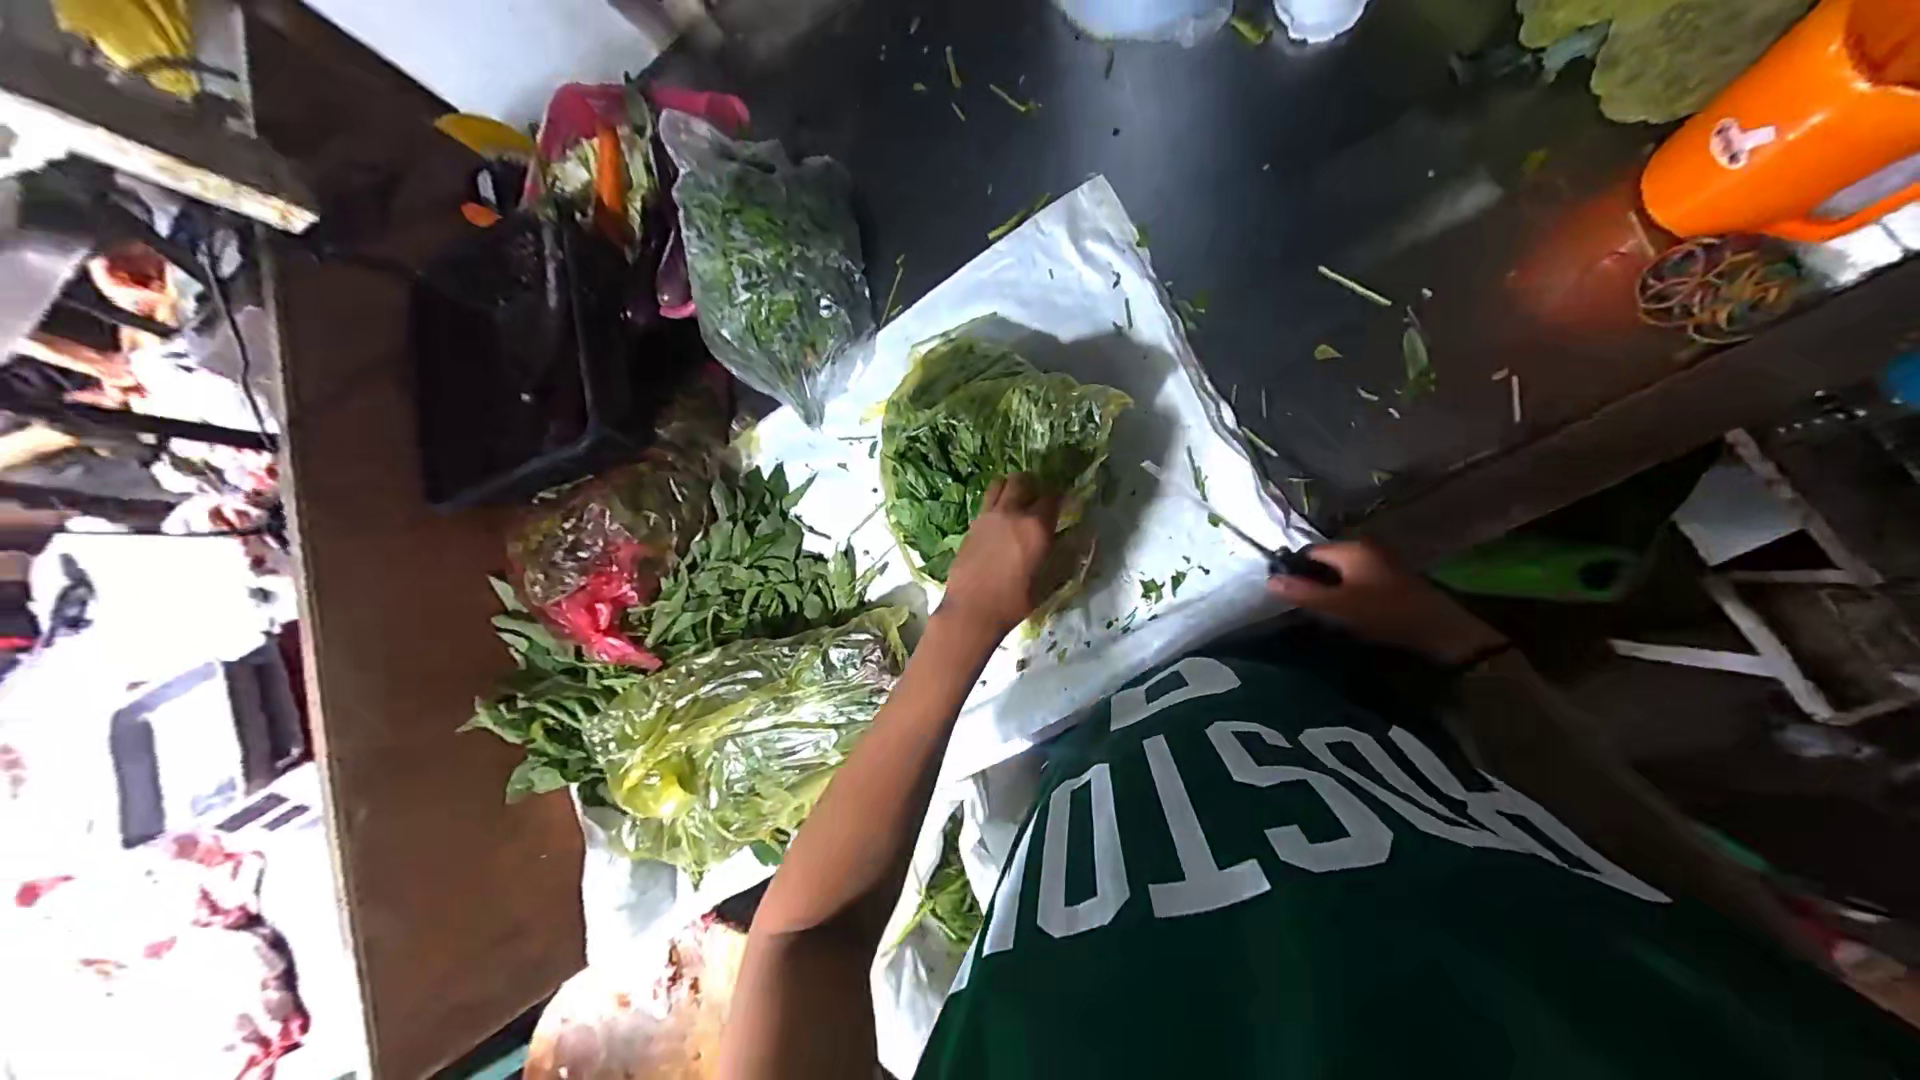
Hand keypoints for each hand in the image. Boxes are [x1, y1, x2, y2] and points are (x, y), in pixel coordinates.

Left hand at [937, 473, 1061, 638]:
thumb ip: (1064, 556)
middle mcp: (1012, 513)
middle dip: (1035, 484)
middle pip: (1023, 480)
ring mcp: (989, 516)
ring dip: (1012, 487)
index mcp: (1036, 526)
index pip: (1053, 495)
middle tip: (1039, 497)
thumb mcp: (1048, 582)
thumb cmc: (1014, 601)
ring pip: (1001, 483)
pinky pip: (987, 501)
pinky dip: (996, 501)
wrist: (972, 609)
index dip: (1061, 496)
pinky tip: (1000, 519)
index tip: (1064, 503)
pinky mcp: (972, 524)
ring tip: (1018, 500)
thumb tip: (1078, 540)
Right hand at [1267, 539, 1506, 665]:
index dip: (1295, 570)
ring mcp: (1383, 561)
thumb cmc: (1384, 613)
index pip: (1309, 552)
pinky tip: (1350, 611)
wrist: (1441, 631)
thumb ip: (1301, 592)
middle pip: (1326, 560)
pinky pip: (1359, 579)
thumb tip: (1270, 581)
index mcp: (1352, 548)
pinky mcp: (1393, 577)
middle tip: (1308, 606)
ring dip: (1332, 589)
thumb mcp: (1337, 606)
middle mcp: (1367, 547)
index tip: (1290, 594)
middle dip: (1314, 581)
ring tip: (1328, 612)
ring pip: (1342, 572)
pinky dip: (1349, 592)